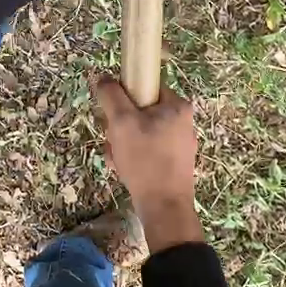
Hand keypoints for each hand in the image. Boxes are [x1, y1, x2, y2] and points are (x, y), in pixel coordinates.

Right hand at [91, 75, 204, 253]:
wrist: (164, 209)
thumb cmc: (145, 159)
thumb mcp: (121, 121)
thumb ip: (110, 95)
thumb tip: (102, 77)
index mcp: (178, 106)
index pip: (144, 87)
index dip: (123, 98)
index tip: (113, 115)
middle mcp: (183, 122)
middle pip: (139, 111)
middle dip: (119, 126)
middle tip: (114, 140)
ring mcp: (180, 144)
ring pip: (140, 132)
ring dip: (122, 142)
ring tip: (117, 158)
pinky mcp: (174, 163)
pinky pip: (147, 149)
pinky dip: (132, 156)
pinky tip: (124, 169)